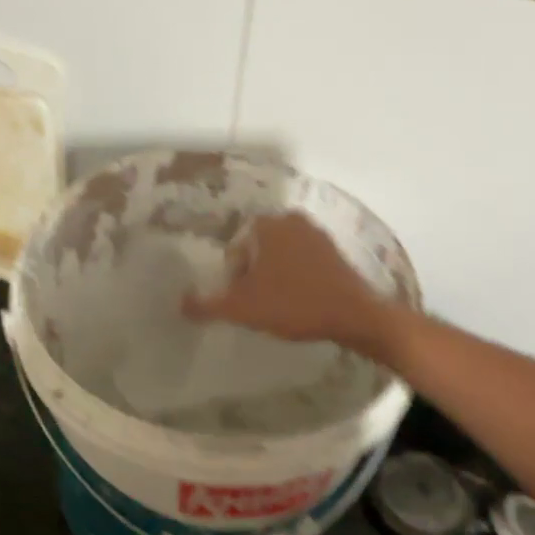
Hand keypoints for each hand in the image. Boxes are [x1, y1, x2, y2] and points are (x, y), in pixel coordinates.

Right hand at [182, 214, 394, 353]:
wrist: (353, 315)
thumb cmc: (292, 304)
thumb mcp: (241, 308)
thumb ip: (206, 305)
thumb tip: (181, 303)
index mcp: (267, 224)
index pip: (235, 250)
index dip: (234, 278)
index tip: (244, 301)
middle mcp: (292, 220)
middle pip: (257, 251)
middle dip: (253, 277)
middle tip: (259, 306)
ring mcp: (318, 234)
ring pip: (281, 257)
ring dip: (274, 279)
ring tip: (280, 307)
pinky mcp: (336, 251)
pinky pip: (304, 263)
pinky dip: (297, 279)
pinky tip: (301, 302)